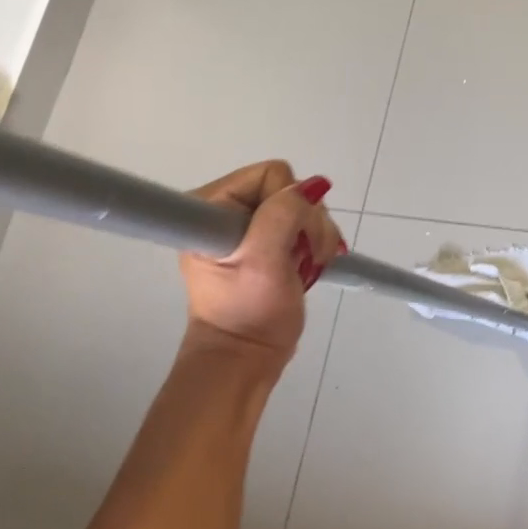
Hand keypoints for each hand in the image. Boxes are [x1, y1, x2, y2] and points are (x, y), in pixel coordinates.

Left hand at [179, 161, 344, 358]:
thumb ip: (283, 217)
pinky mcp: (266, 241)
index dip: (290, 204)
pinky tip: (309, 265)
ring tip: (307, 267)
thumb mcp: (264, 262)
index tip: (288, 240)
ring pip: (304, 208)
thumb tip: (312, 186)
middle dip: (308, 224)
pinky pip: (305, 224)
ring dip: (317, 237)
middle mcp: (226, 209)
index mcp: (210, 207)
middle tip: (304, 258)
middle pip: (291, 190)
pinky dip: (316, 244)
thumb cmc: (249, 311)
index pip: (270, 176)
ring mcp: (248, 226)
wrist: (248, 353)